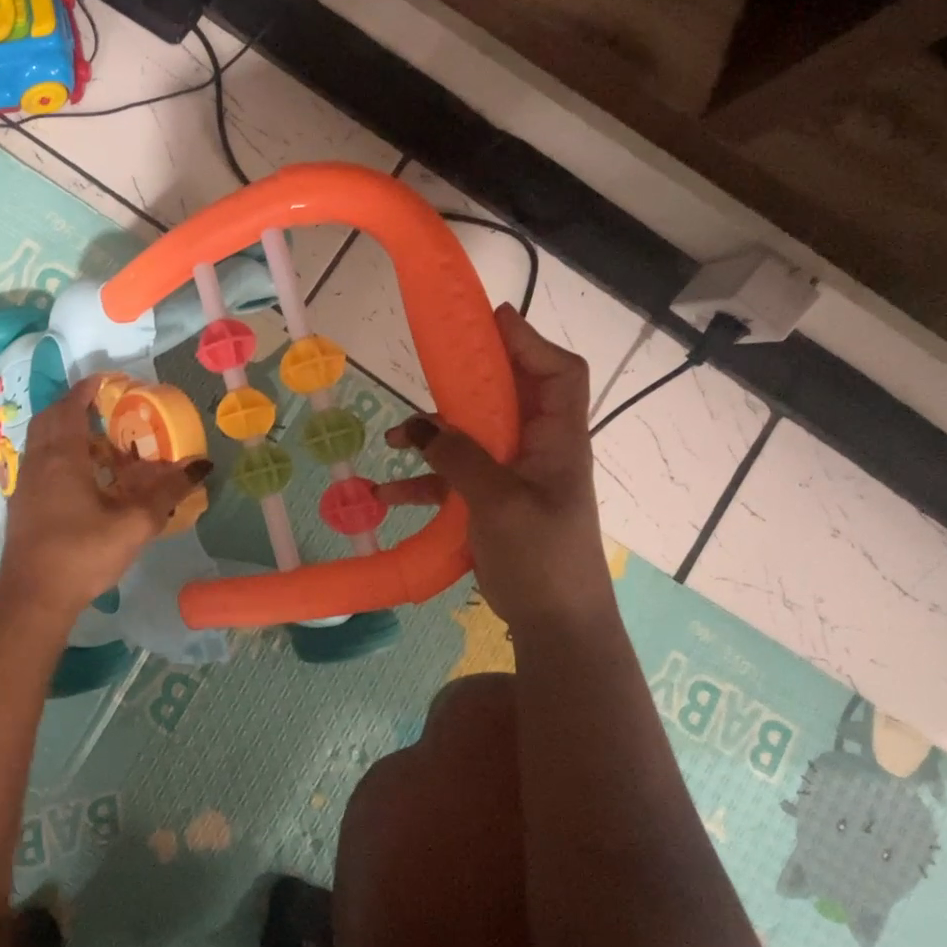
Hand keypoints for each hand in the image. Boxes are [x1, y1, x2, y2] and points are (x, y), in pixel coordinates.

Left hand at [0, 376, 210, 615]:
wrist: (33, 597)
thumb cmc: (82, 555)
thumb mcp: (134, 525)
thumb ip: (167, 493)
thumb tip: (201, 466)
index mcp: (62, 457)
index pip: (70, 407)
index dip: (86, 390)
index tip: (106, 381)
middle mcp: (38, 462)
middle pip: (49, 419)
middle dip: (72, 406)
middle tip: (101, 408)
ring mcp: (24, 484)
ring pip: (40, 442)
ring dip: (63, 432)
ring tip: (95, 442)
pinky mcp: (21, 506)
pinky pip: (38, 464)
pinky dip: (56, 456)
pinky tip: (78, 479)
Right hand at [378, 304, 618, 634]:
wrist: (556, 626)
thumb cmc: (542, 557)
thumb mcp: (498, 502)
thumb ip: (460, 458)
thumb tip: (422, 425)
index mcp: (558, 441)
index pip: (557, 373)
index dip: (527, 342)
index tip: (487, 321)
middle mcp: (538, 452)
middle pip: (507, 399)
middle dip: (465, 385)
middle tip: (430, 370)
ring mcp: (514, 480)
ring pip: (472, 438)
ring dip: (433, 435)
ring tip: (393, 439)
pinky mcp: (493, 506)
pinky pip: (454, 480)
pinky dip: (423, 481)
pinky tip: (389, 491)